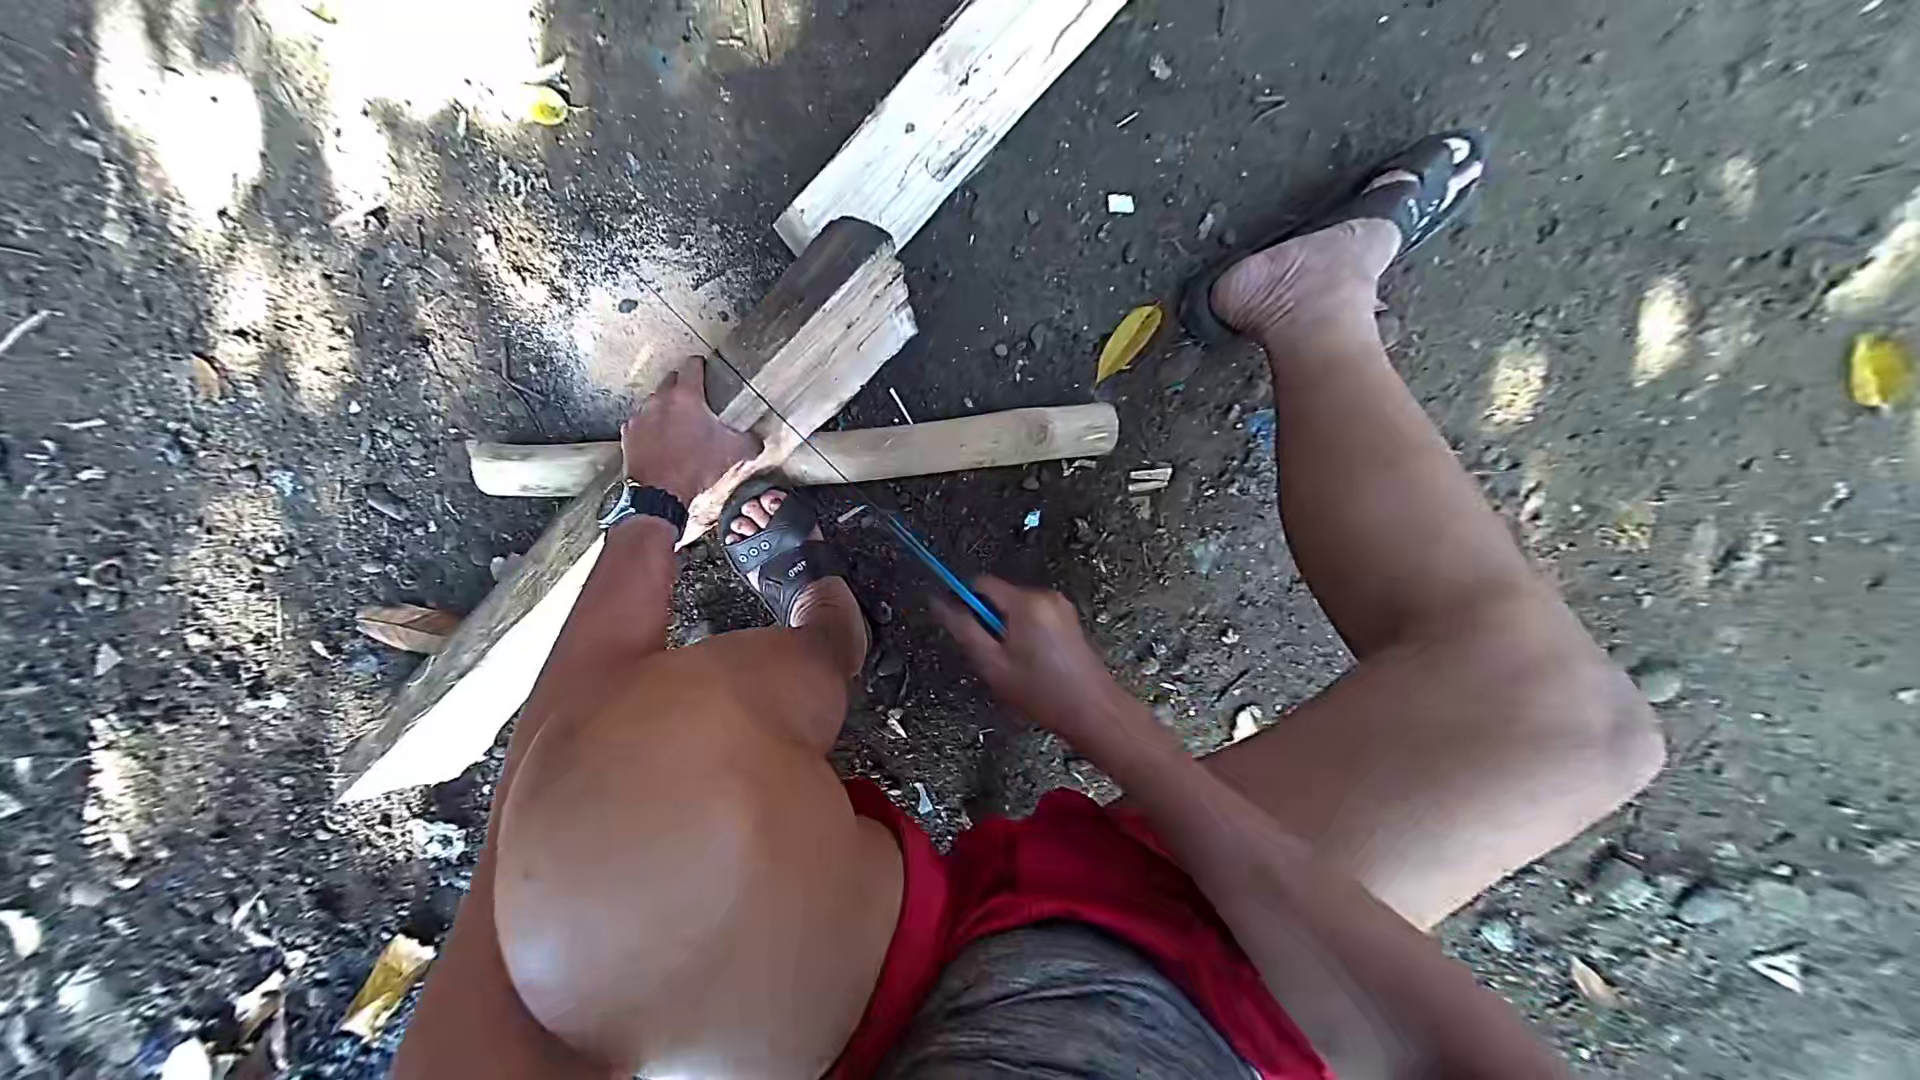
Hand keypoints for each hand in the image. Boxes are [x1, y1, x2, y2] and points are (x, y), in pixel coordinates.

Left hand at [620, 357, 758, 504]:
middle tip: (695, 397)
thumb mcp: (734, 453)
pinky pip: (641, 423)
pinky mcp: (629, 434)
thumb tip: (758, 440)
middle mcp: (659, 401)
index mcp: (686, 397)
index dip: (700, 364)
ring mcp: (641, 417)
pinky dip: (651, 427)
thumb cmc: (695, 468)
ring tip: (678, 422)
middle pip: (670, 380)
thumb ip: (750, 441)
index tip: (703, 365)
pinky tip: (661, 439)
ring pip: (654, 401)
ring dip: (666, 407)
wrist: (661, 493)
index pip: (692, 366)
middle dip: (682, 385)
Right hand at [934, 577, 1138, 741]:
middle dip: (988, 623)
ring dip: (1006, 632)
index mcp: (1026, 603)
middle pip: (998, 598)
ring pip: (1015, 611)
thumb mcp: (991, 663)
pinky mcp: (1067, 621)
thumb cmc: (1046, 693)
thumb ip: (962, 629)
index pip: (980, 584)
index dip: (964, 603)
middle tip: (993, 657)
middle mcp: (1046, 597)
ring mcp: (1060, 608)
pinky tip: (1031, 665)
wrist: (1091, 710)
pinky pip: (1033, 619)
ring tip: (1015, 665)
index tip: (959, 624)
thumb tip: (940, 604)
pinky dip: (1024, 637)